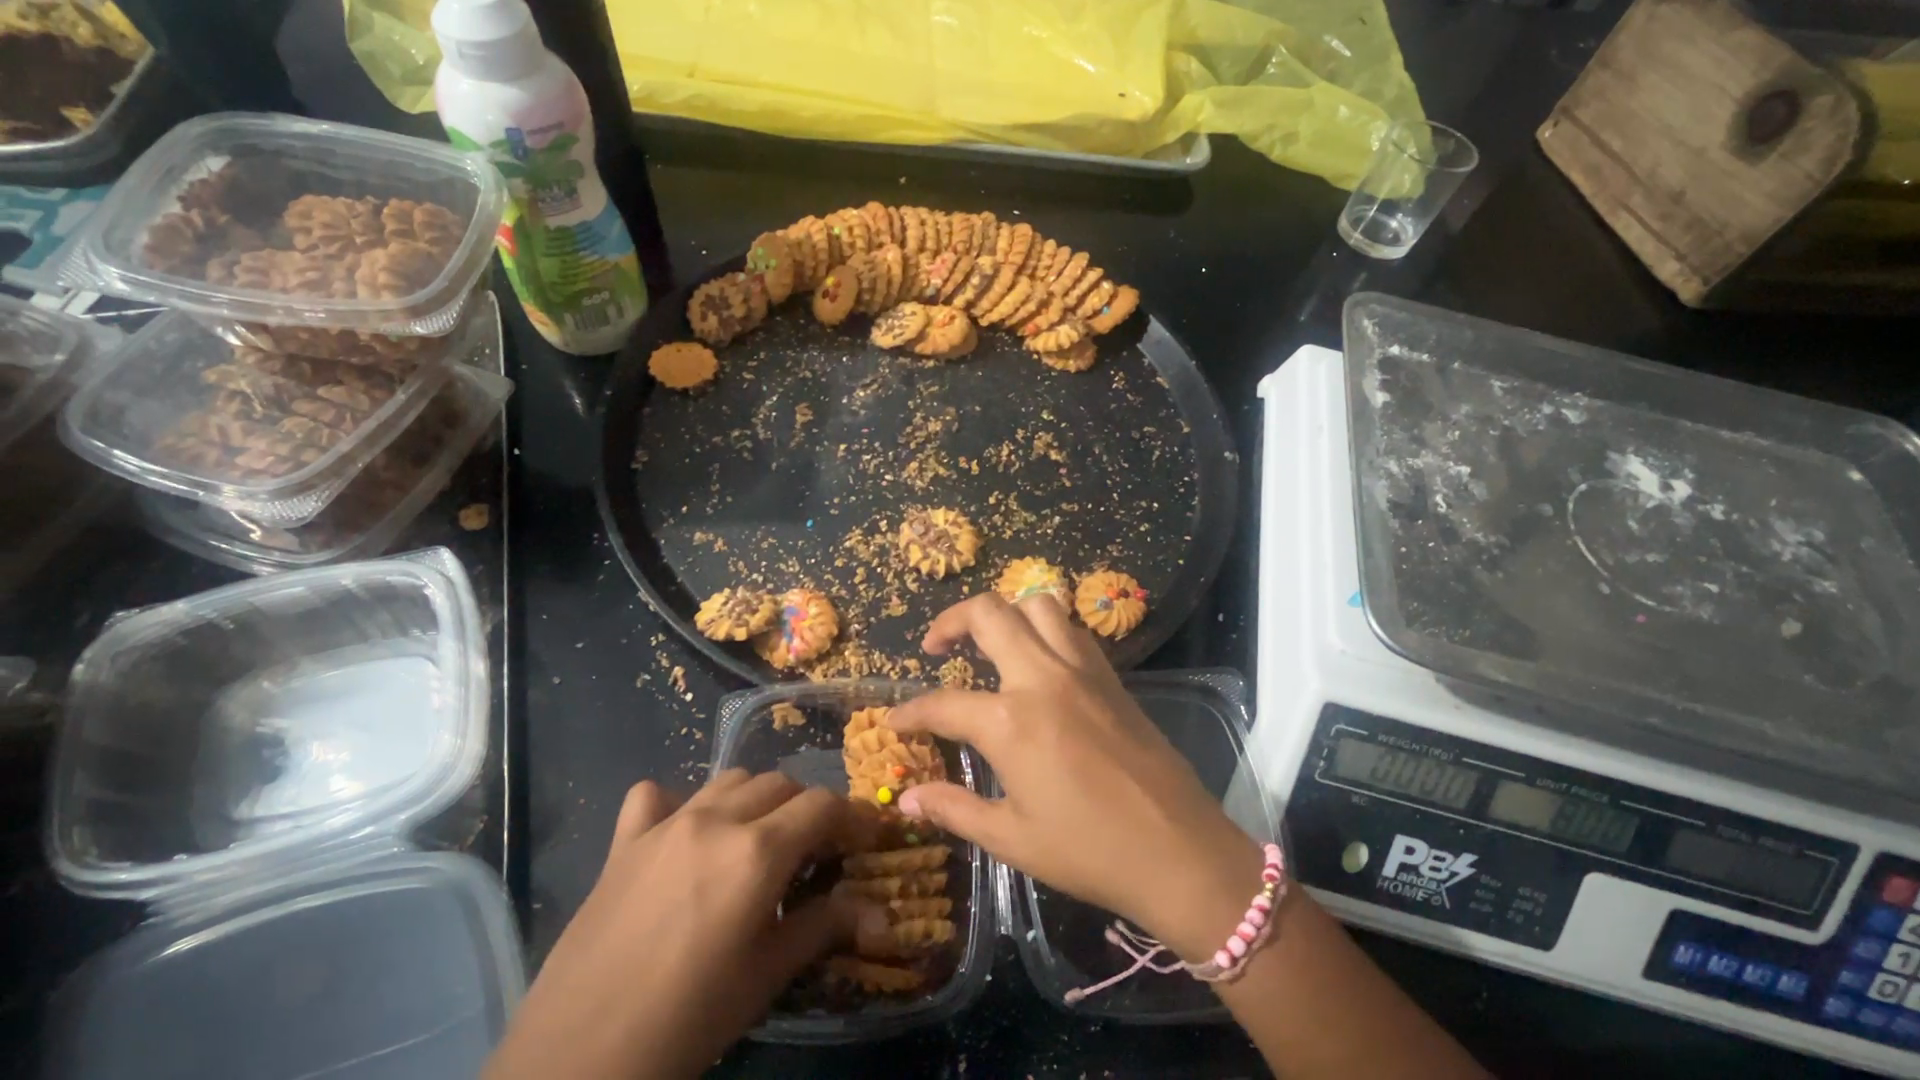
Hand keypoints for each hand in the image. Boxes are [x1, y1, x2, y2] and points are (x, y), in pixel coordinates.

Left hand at [485, 771, 888, 1079]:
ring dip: (756, 799)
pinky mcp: (622, 843)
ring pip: (728, 780)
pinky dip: (681, 802)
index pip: (822, 806)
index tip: (868, 839)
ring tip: (759, 842)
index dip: (853, 817)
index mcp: (758, 852)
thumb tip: (880, 913)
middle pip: (779, 784)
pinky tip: (685, 835)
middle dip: (808, 808)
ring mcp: (663, 825)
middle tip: (817, 852)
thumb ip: (825, 927)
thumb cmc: (692, 1016)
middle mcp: (714, 820)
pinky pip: (655, 796)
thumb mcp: (768, 975)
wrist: (584, 1048)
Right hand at [888, 593, 1263, 961]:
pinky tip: (1038, 663)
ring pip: (1038, 605)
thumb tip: (907, 797)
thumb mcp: (1011, 838)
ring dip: (1006, 613)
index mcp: (1009, 721)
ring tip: (989, 643)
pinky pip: (1073, 630)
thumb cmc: (1089, 851)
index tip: (895, 721)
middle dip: (950, 621)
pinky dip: (1046, 629)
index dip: (910, 711)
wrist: (1179, 852)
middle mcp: (1042, 679)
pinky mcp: (1113, 678)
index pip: (942, 703)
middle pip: (989, 614)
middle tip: (935, 647)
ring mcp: (1083, 672)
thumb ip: (954, 809)